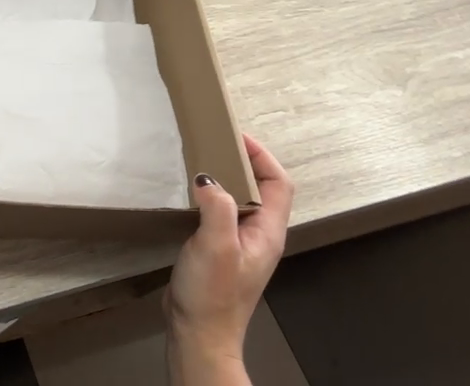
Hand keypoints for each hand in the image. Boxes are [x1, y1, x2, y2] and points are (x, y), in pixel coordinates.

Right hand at [165, 135, 294, 371]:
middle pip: (261, 188)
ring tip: (200, 159)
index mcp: (267, 233)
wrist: (198, 334)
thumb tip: (208, 177)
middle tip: (214, 141)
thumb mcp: (216, 246)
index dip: (262, 156)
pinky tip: (190, 193)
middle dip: (243, 160)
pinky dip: (211, 194)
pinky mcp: (220, 250)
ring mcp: (240, 244)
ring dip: (225, 176)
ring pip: (240, 199)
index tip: (235, 135)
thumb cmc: (212, 293)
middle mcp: (259, 236)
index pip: (279, 183)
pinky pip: (222, 212)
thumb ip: (217, 208)